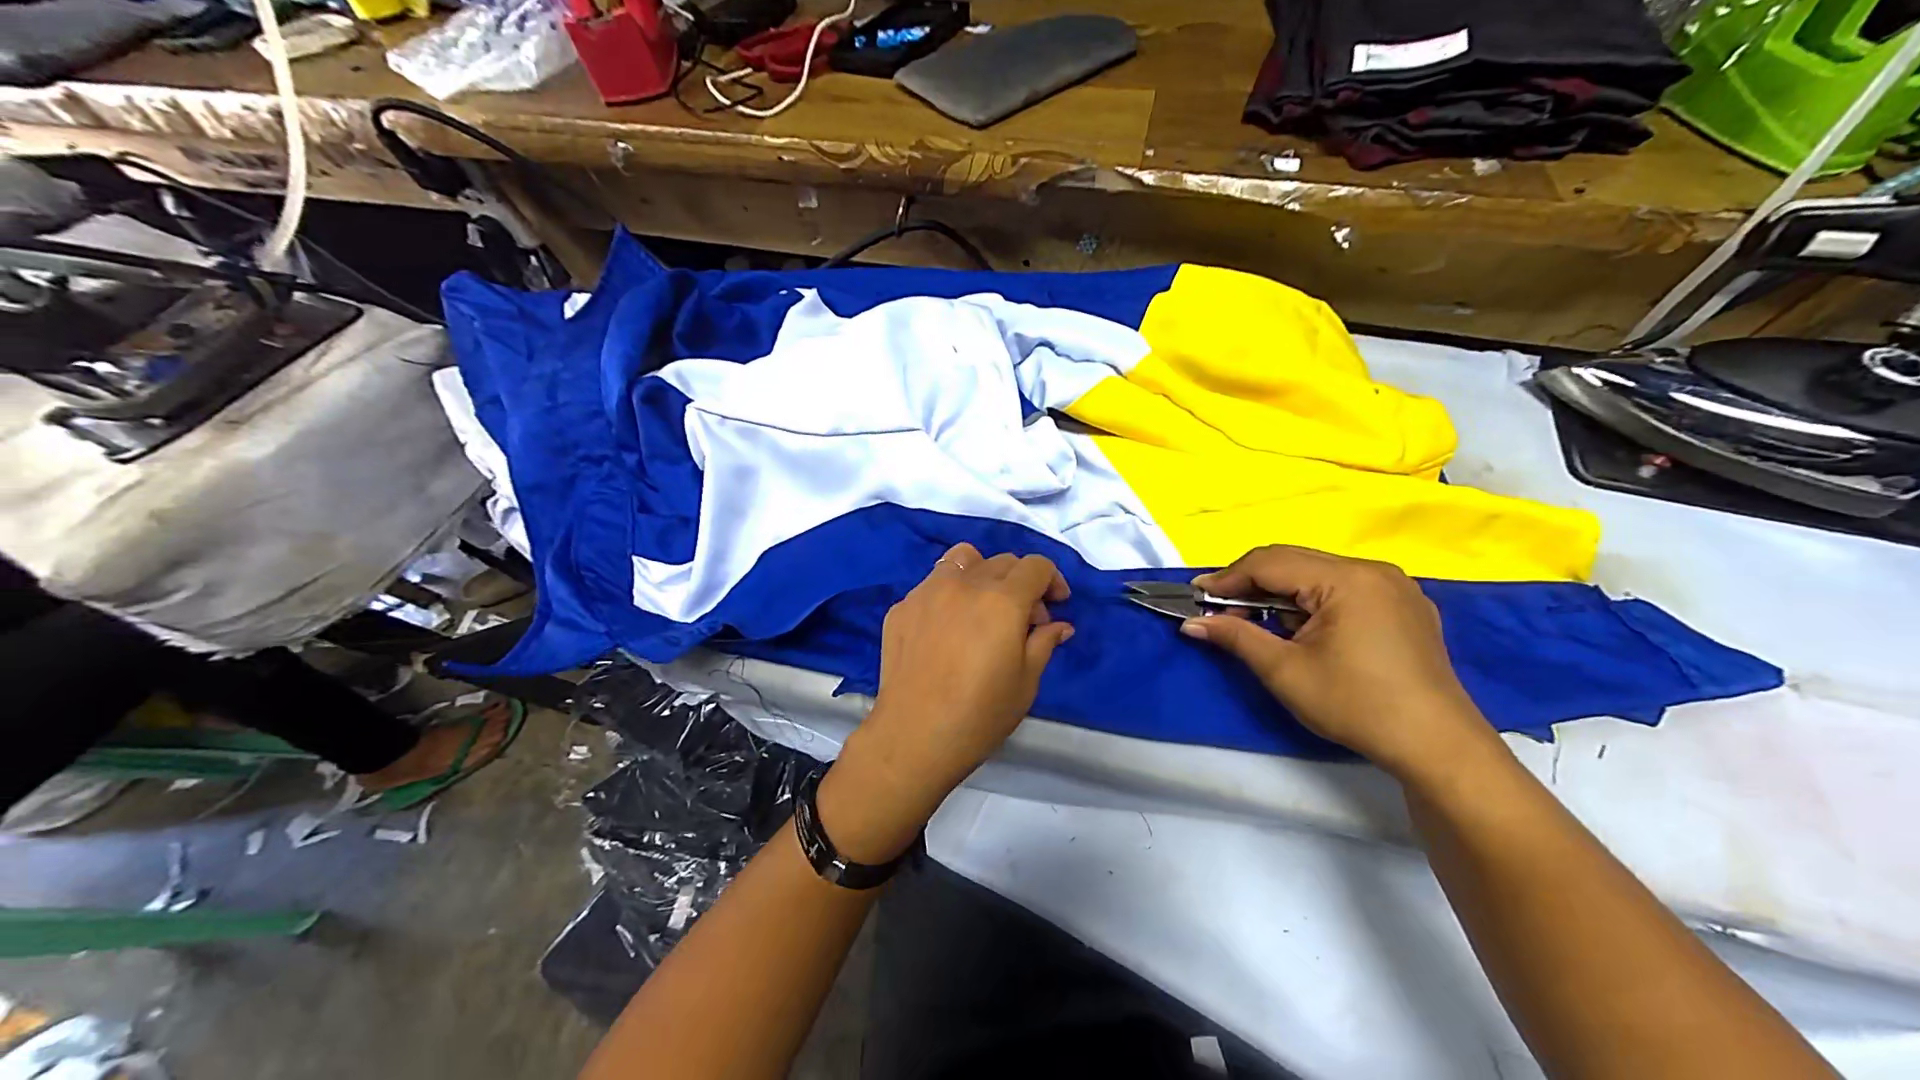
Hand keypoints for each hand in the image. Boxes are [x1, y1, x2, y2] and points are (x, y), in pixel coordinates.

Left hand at [817, 543, 1072, 861]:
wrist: (913, 736)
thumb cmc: (980, 715)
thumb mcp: (1026, 682)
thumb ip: (1044, 642)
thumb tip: (1058, 624)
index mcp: (1001, 600)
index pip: (1035, 566)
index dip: (1052, 580)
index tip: (1057, 605)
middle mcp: (964, 584)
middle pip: (1002, 562)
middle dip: (1021, 583)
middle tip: (1025, 619)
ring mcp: (926, 592)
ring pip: (962, 560)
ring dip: (983, 575)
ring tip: (984, 608)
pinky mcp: (901, 608)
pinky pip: (932, 585)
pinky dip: (950, 594)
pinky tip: (949, 629)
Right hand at [1180, 545, 1497, 777]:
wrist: (1436, 745)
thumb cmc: (1355, 705)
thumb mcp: (1286, 671)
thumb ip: (1237, 637)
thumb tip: (1192, 623)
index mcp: (1347, 579)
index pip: (1271, 563)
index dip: (1229, 577)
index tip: (1196, 595)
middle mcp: (1373, 570)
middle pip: (1295, 561)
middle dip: (1252, 583)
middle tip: (1219, 609)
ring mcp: (1394, 586)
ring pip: (1319, 573)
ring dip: (1282, 592)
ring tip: (1256, 621)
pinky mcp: (1405, 605)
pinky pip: (1345, 588)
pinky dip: (1313, 600)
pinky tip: (1301, 627)